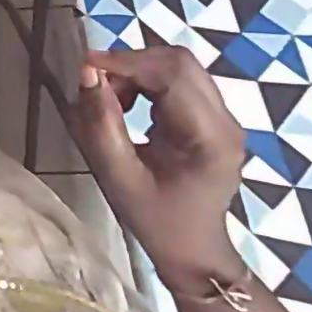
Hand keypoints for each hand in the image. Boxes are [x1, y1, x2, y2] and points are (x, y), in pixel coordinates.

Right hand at [74, 46, 247, 283]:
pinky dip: (146, 80)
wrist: (193, 250)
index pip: (172, 74)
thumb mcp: (118, 175)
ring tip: (111, 99)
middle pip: (179, 62)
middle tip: (97, 86)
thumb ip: (101, 122)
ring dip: (137, 71)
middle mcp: (225, 120)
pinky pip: (178, 79)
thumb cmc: (155, 219)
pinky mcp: (213, 116)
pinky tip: (128, 103)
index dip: (126, 62)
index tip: (86, 68)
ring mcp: (223, 116)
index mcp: (209, 136)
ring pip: (178, 65)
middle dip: (130, 63)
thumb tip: (88, 73)